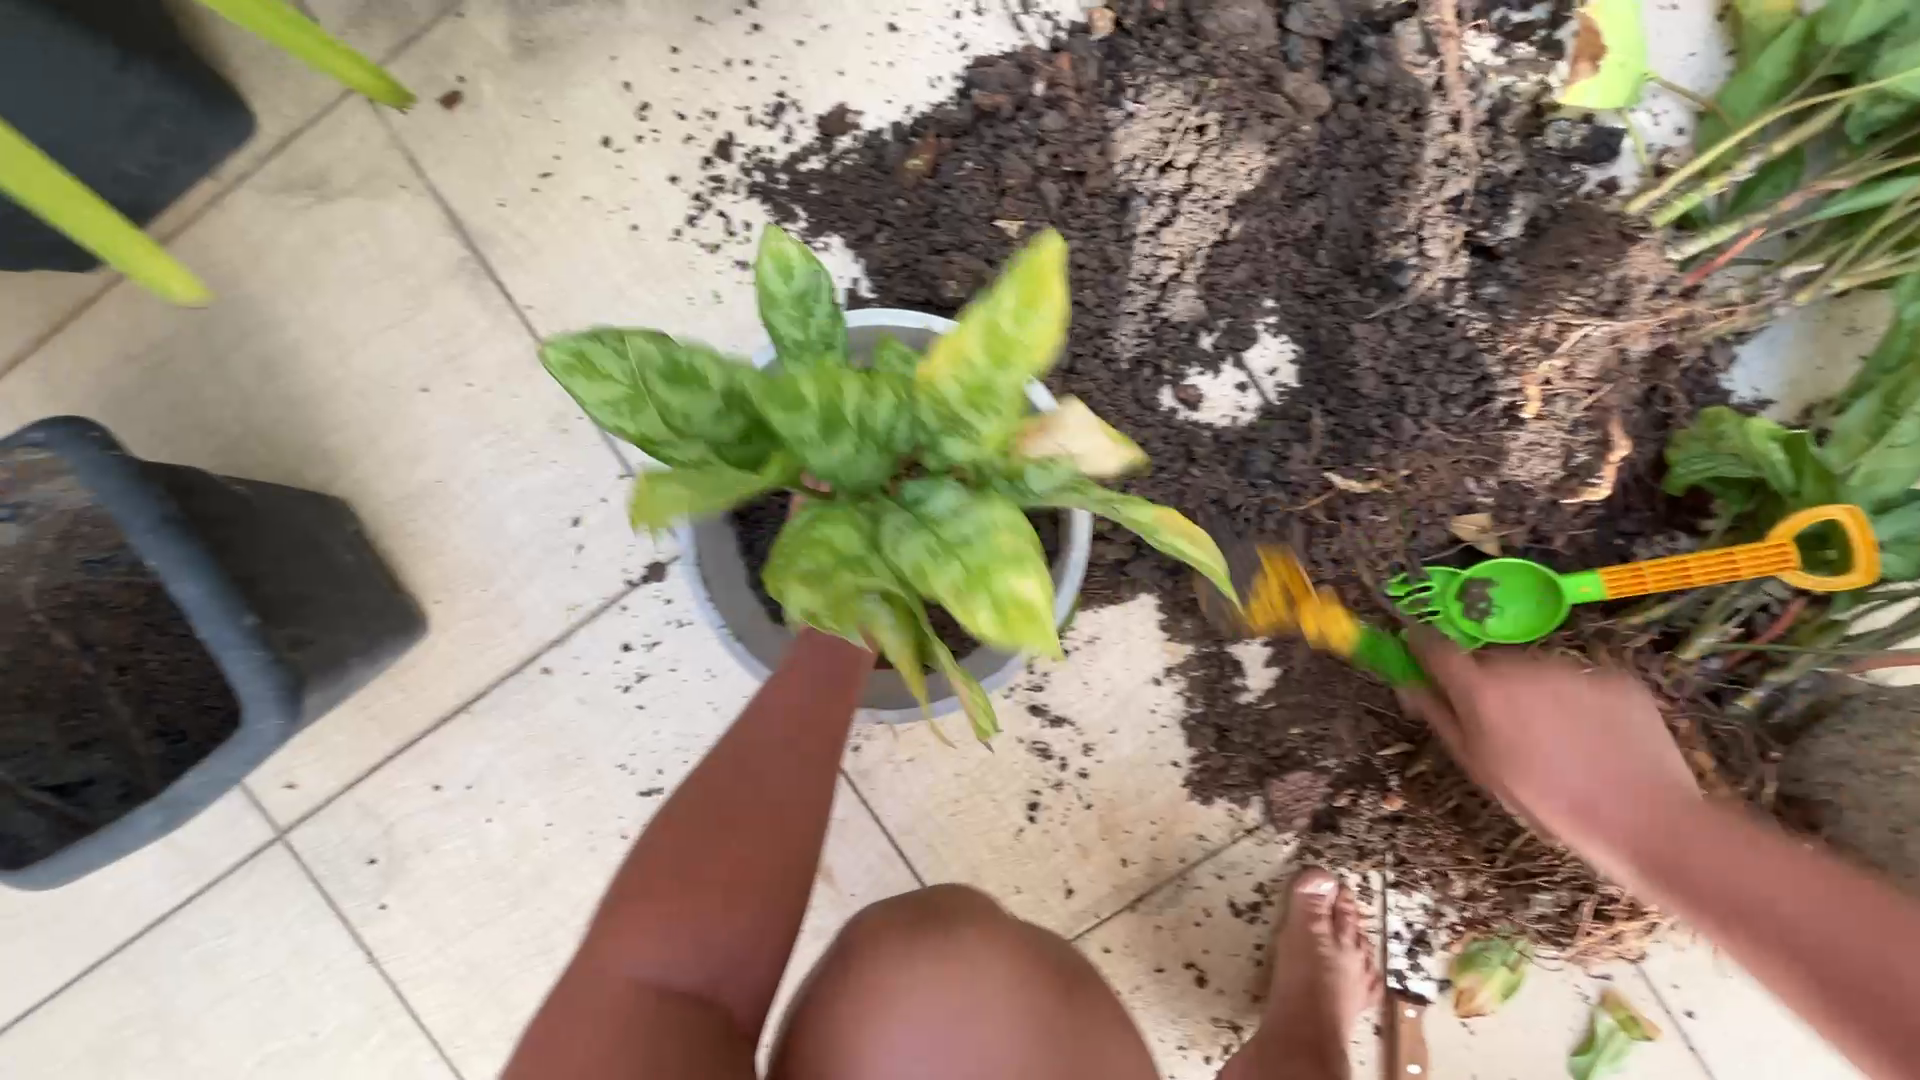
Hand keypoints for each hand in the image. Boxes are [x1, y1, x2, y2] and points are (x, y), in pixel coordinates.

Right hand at [1397, 631, 1700, 864]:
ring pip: (1534, 670)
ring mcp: (1572, 668)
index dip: (1421, 646)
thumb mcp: (1478, 767)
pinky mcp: (1616, 677)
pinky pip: (1579, 681)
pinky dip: (1576, 700)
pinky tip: (1591, 737)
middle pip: (1488, 662)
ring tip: (1554, 737)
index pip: (1434, 647)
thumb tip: (1410, 685)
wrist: (1648, 819)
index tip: (1415, 650)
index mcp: (1480, 689)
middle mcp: (1522, 665)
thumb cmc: (1547, 802)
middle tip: (1497, 722)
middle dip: (1484, 682)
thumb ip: (1439, 717)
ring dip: (1531, 690)